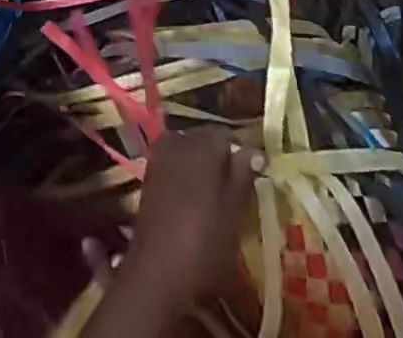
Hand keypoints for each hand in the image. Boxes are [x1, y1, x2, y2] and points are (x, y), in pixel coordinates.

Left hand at [84, 129, 256, 337]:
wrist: (158, 269)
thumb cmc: (204, 242)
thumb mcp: (234, 212)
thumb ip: (242, 177)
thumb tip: (254, 151)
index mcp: (199, 147)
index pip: (224, 134)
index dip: (240, 151)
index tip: (253, 173)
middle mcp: (176, 143)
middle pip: (202, 138)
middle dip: (219, 154)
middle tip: (237, 184)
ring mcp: (158, 158)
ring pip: (186, 148)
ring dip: (200, 162)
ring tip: (217, 191)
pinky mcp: (148, 175)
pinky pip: (172, 161)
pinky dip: (184, 170)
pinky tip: (195, 196)